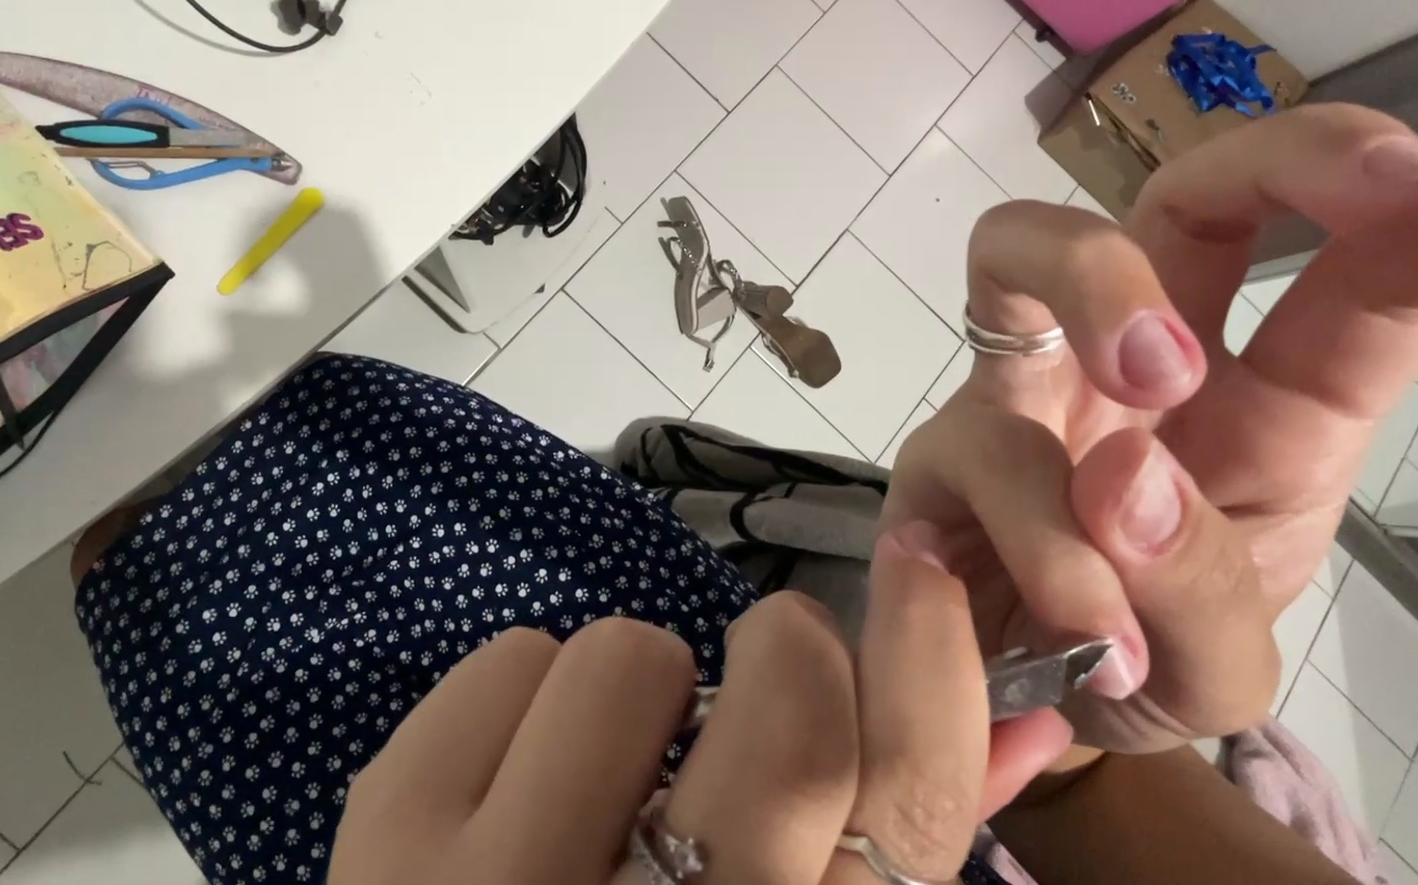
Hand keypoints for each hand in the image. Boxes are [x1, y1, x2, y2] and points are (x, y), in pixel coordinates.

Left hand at [331, 561, 1071, 884]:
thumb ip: (899, 829)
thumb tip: (1024, 723)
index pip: (909, 795)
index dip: (931, 656)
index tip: (920, 565)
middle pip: (785, 709)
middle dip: (786, 649)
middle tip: (759, 664)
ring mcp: (505, 881)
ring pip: (631, 656)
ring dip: (638, 682)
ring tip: (602, 756)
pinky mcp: (393, 826)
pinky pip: (513, 656)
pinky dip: (532, 687)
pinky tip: (513, 768)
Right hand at [884, 104, 1417, 754]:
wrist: (1000, 702)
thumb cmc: (1131, 665)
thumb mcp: (1219, 673)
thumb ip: (1203, 599)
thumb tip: (1120, 476)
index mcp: (1263, 410)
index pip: (1356, 283)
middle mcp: (1131, 368)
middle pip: (1186, 191)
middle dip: (1289, 164)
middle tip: (1386, 197)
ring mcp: (1019, 389)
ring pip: (1022, 248)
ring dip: (1100, 293)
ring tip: (1127, 462)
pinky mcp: (935, 441)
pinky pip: (978, 445)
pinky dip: (1036, 535)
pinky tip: (1071, 622)